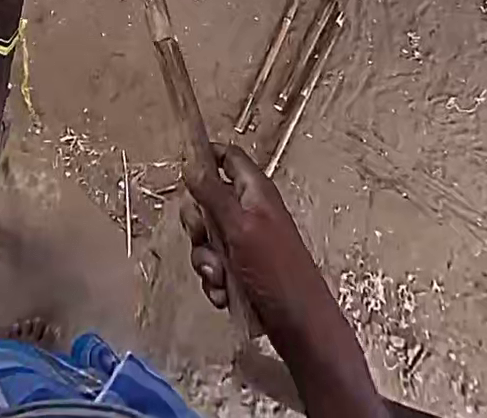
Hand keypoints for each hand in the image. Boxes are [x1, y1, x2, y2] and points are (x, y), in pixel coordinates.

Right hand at [181, 144, 329, 329]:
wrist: (301, 329)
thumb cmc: (275, 271)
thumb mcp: (240, 227)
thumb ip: (212, 193)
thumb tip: (189, 163)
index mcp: (254, 191)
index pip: (227, 157)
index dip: (205, 157)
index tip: (184, 173)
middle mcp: (248, 210)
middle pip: (207, 198)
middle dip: (198, 222)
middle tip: (202, 236)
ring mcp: (244, 240)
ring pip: (206, 235)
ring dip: (206, 257)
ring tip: (218, 276)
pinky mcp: (240, 268)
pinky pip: (213, 263)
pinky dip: (214, 278)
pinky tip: (223, 292)